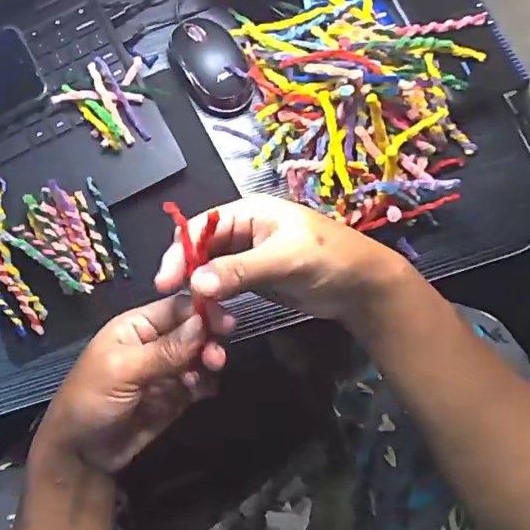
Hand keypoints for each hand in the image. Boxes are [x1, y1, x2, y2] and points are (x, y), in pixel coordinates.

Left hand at [37, 294, 233, 473]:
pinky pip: (199, 383)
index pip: (176, 307)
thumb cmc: (91, 400)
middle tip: (216, 356)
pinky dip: (205, 384)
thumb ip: (165, 350)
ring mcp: (166, 370)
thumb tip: (202, 322)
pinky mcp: (174, 396)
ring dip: (209, 361)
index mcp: (136, 326)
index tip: (224, 321)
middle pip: (194, 330)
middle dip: (209, 338)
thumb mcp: (123, 370)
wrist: (81, 455)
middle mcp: (154, 342)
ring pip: (200, 356)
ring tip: (211, 370)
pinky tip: (200, 391)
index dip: (201, 310)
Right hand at [153, 197, 408, 323]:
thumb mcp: (284, 260)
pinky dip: (215, 301)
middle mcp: (242, 230)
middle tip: (177, 304)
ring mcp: (247, 256)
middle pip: (200, 249)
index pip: (201, 226)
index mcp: (248, 212)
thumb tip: (194, 284)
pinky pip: (224, 287)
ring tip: (197, 316)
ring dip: (201, 291)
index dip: (179, 251)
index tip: (165, 281)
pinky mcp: (253, 279)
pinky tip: (212, 317)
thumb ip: (239, 270)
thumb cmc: (329, 259)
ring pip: (209, 271)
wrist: (365, 287)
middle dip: (187, 274)